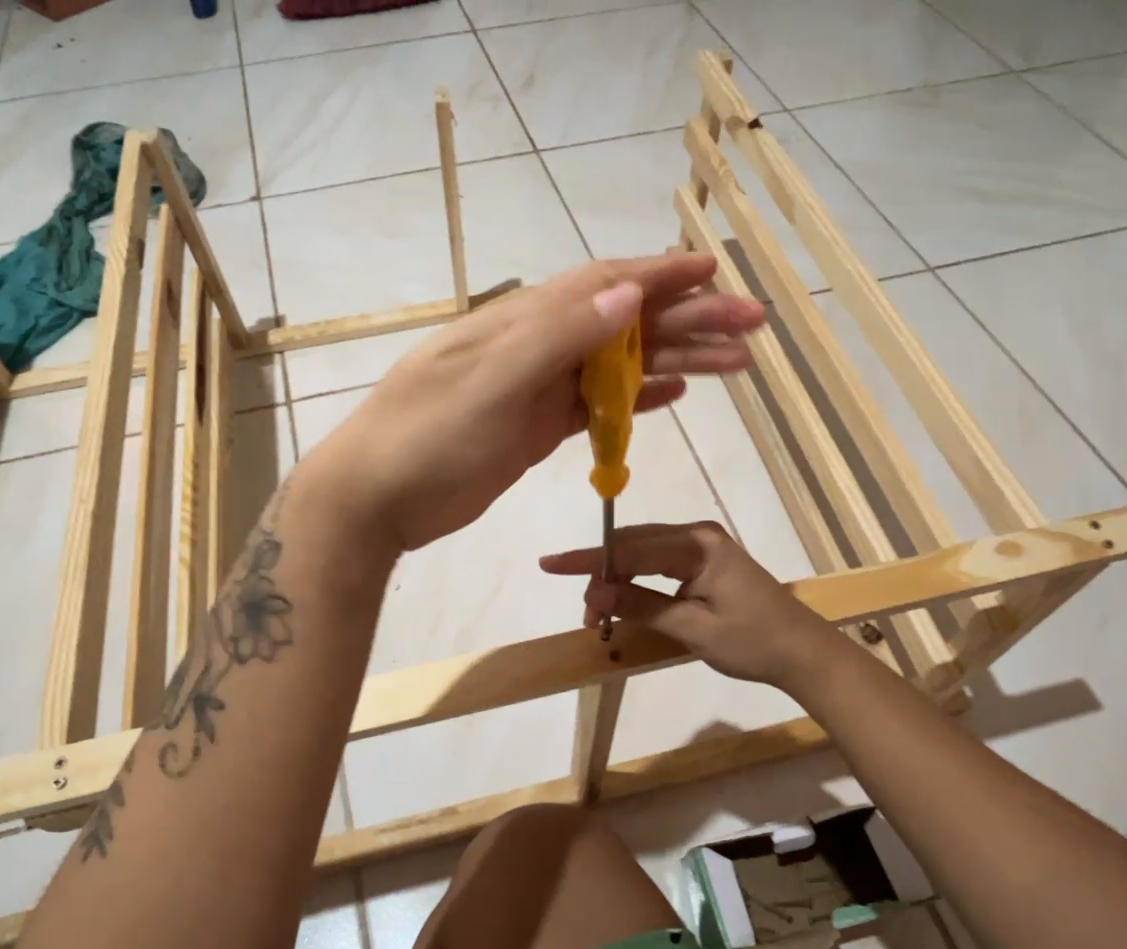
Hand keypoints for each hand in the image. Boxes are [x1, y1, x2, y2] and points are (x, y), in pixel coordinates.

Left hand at [304, 255, 764, 553]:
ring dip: (676, 361)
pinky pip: (598, 407)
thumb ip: (558, 337)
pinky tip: (676, 395)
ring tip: (735, 363)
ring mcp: (538, 390)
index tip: (716, 272)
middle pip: (625, 324)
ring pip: (620, 366)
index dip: (660, 276)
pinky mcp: (536, 430)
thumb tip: (628, 294)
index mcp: (524, 322)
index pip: (604, 286)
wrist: (374, 499)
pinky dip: (638, 399)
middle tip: (752, 326)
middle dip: (689, 321)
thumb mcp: (490, 382)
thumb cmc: (425, 436)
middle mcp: (538, 346)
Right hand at [538, 521, 847, 687]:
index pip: (630, 548)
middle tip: (586, 616)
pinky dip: (636, 582)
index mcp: (697, 545)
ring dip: (617, 581)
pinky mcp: (705, 562)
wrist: (802, 652)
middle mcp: (697, 536)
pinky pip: (658, 563)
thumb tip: (594, 595)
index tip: (550, 565)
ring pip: (643, 554)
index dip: (589, 560)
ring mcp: (702, 547)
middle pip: (633, 546)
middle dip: (601, 576)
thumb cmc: (752, 642)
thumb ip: (641, 606)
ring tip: (599, 617)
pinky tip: (622, 602)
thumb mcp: (692, 629)